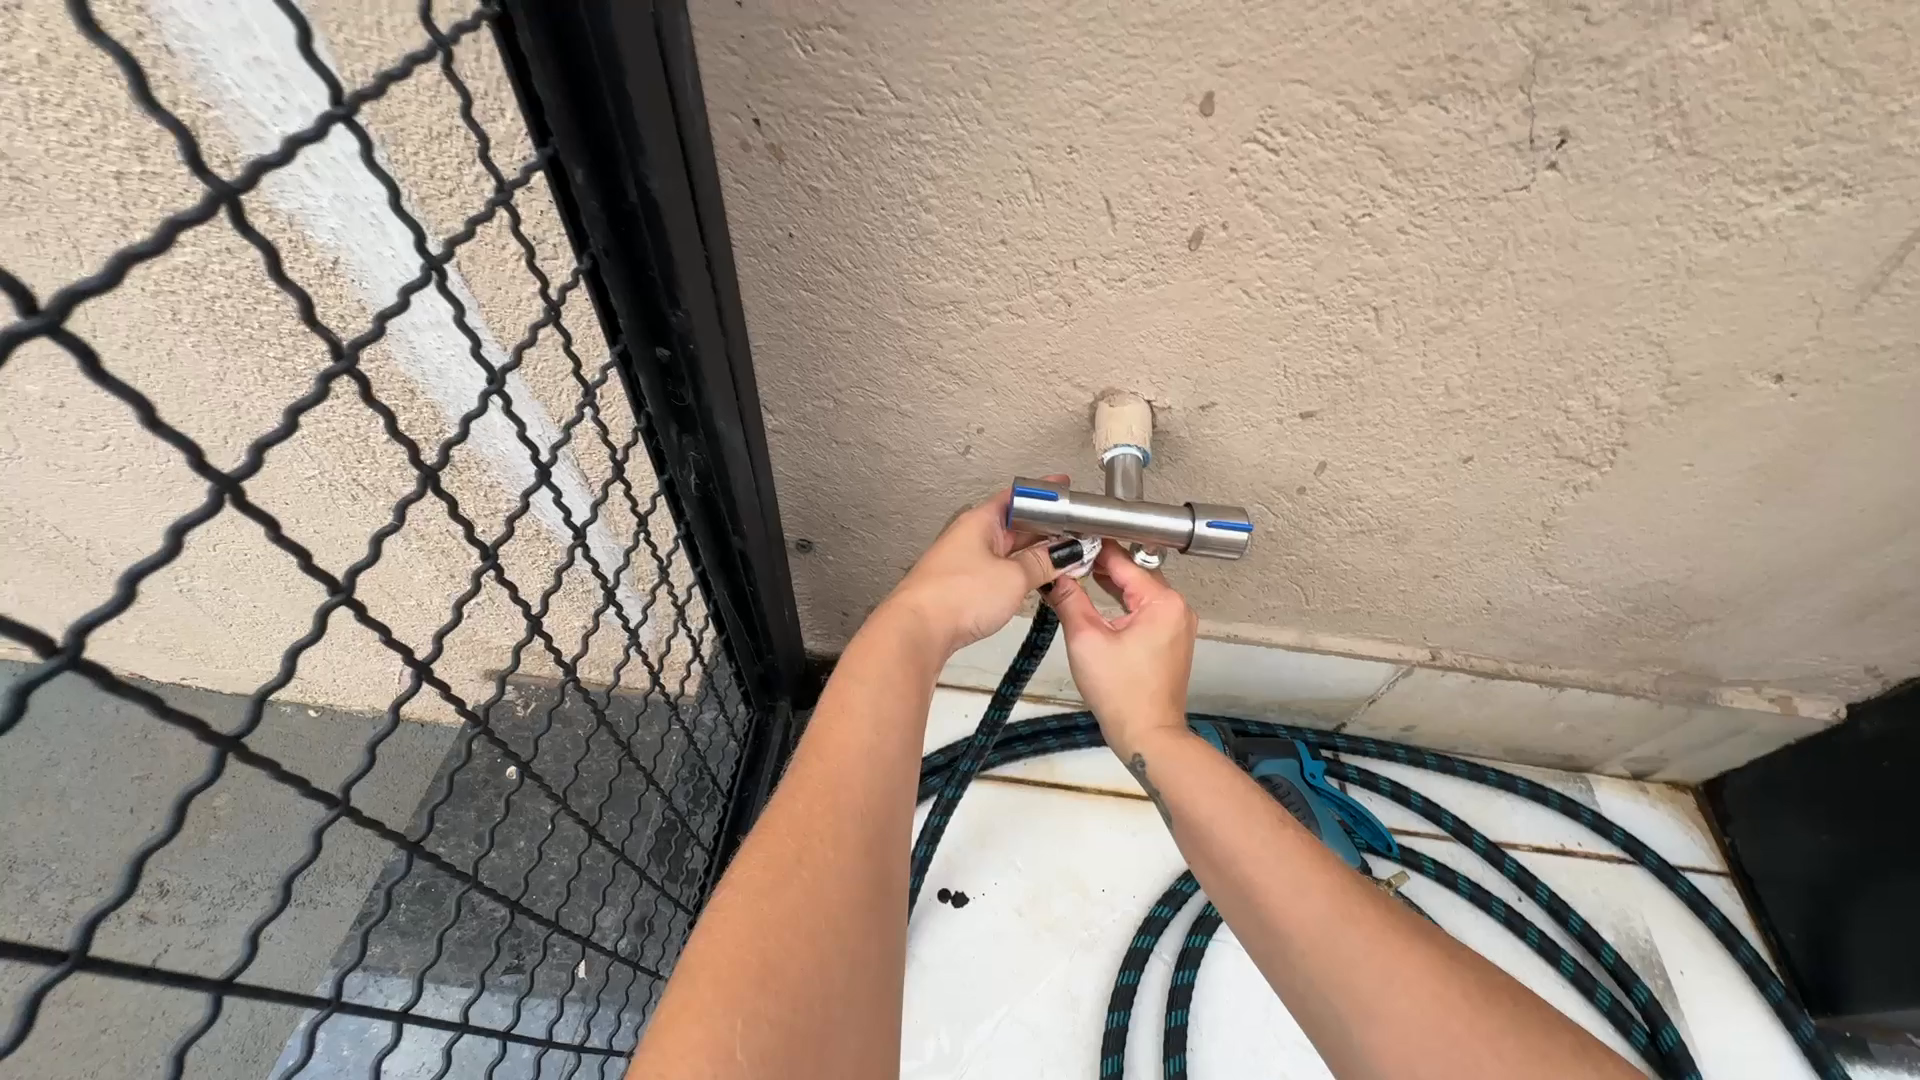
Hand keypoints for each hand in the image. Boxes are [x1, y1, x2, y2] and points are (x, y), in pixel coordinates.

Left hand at [877, 477, 1080, 656]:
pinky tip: (1033, 583)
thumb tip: (1064, 552)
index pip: (1018, 497)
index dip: (1044, 493)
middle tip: (1076, 533)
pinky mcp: (962, 587)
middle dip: (1046, 529)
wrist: (917, 632)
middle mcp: (971, 537)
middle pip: (1015, 525)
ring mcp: (965, 562)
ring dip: (1034, 555)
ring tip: (1062, 560)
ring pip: (1007, 551)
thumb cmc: (955, 596)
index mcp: (981, 521)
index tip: (1064, 488)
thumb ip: (1043, 562)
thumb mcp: (1013, 576)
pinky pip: (998, 572)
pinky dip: (1019, 574)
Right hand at [1045, 544, 1197, 759]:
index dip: (1094, 549)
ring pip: (1139, 591)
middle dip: (1101, 565)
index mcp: (1163, 602)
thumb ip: (1070, 599)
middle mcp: (1177, 608)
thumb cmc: (1123, 694)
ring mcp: (1177, 625)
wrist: (1146, 734)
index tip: (1071, 541)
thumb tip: (1055, 576)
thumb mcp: (1086, 639)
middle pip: (1134, 573)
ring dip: (1111, 584)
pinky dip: (1122, 603)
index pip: (1123, 561)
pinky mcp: (1171, 639)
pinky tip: (1099, 602)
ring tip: (1078, 576)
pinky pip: (1145, 609)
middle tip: (1068, 559)